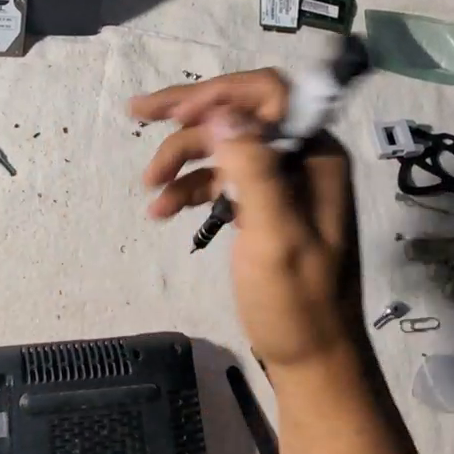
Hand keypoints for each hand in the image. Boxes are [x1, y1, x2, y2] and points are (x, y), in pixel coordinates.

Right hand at [129, 69, 359, 372]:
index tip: (176, 114)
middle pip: (237, 113)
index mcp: (316, 153)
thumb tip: (222, 112)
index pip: (268, 95)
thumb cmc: (298, 302)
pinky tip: (161, 209)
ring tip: (148, 185)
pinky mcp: (260, 202)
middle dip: (187, 115)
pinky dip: (188, 188)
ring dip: (181, 158)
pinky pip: (218, 177)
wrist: (310, 359)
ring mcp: (279, 178)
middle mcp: (299, 155)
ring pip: (221, 144)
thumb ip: (254, 169)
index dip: (219, 95)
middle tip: (137, 111)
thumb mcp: (275, 236)